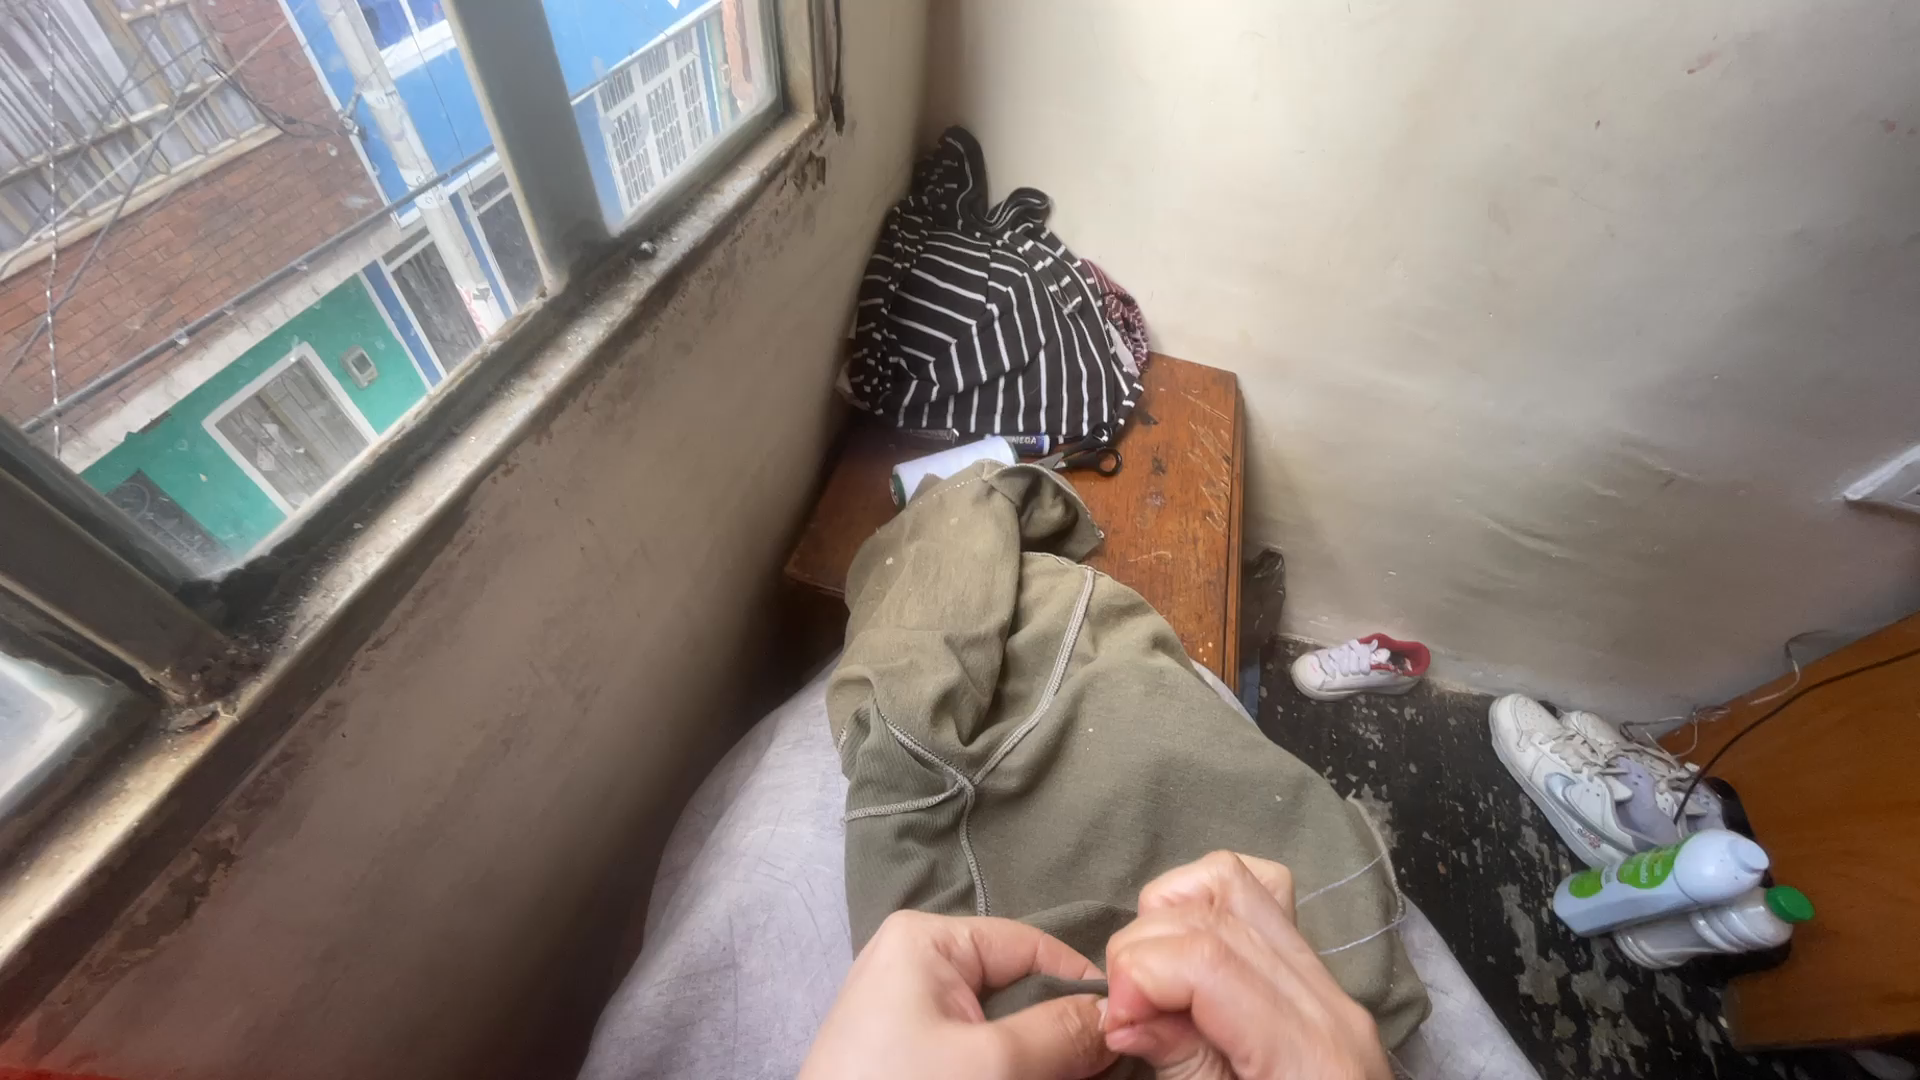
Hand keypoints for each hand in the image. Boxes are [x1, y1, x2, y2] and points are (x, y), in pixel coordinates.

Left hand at [799, 910, 1117, 1079]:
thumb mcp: (991, 1065)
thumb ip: (1059, 1034)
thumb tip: (1117, 1017)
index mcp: (927, 938)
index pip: (1026, 944)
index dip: (1080, 983)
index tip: (1129, 1027)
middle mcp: (916, 960)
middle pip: (1014, 984)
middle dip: (1059, 1026)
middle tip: (1107, 1066)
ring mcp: (908, 1007)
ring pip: (999, 1021)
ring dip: (1038, 1054)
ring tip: (1080, 1075)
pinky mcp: (906, 1050)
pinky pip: (974, 1048)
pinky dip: (1009, 1066)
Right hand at [1102, 852, 1392, 1079]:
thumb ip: (1178, 1063)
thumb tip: (1120, 1010)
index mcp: (1312, 1055)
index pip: (1207, 957)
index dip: (1140, 971)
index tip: (1116, 1019)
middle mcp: (1328, 1000)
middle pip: (1210, 913)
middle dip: (1142, 945)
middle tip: (1127, 1005)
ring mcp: (1326, 978)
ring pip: (1230, 880)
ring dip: (1169, 912)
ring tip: (1155, 974)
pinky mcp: (1313, 969)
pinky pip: (1258, 889)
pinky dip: (1206, 897)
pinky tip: (1186, 945)